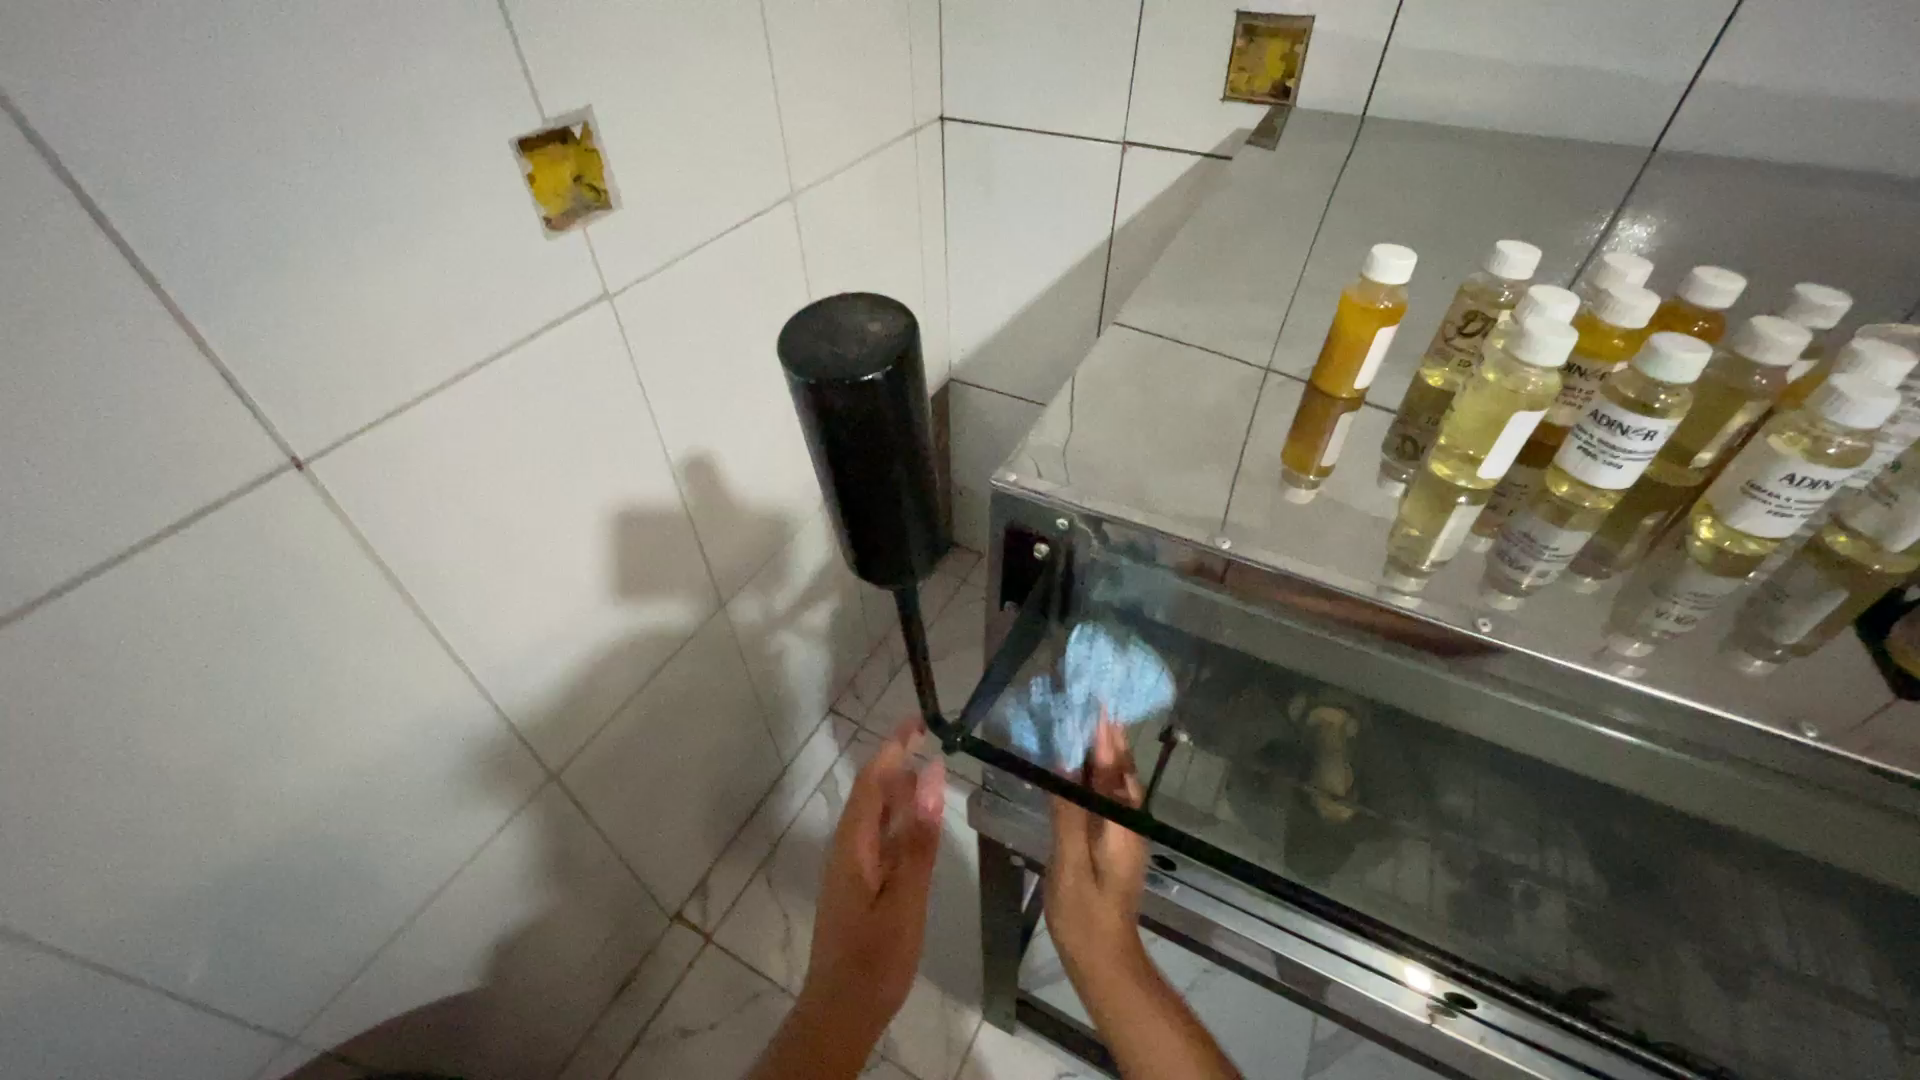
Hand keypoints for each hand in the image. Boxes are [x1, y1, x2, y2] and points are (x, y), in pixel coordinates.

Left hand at [799, 719, 946, 1042]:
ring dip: (900, 789)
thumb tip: (930, 776)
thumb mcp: (905, 898)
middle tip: (932, 740)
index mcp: (854, 843)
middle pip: (872, 792)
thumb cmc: (875, 957)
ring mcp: (852, 867)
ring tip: (931, 770)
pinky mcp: (859, 884)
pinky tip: (919, 823)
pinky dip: (900, 820)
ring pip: (876, 815)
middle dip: (898, 761)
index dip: (894, 747)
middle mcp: (848, 847)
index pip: (873, 780)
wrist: (842, 1011)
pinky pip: (880, 837)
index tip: (919, 721)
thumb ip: (918, 839)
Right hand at [1046, 716, 1149, 978]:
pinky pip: (1102, 794)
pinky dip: (1089, 772)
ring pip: (1111, 779)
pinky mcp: (1112, 838)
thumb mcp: (1071, 860)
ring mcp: (1122, 829)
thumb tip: (1063, 760)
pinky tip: (1070, 765)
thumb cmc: (1085, 911)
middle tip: (1081, 696)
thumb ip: (1069, 810)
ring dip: (1096, 748)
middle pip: (1117, 765)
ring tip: (1075, 718)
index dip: (1104, 730)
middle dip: (1102, 731)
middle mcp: (1128, 819)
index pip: (1113, 764)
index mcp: (1122, 821)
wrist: (1102, 957)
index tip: (1095, 696)